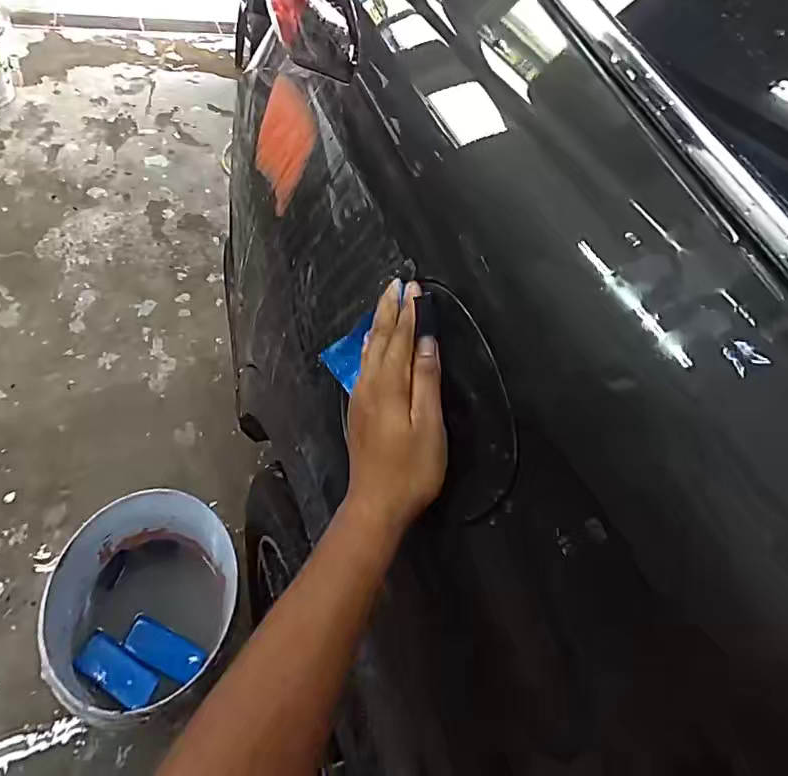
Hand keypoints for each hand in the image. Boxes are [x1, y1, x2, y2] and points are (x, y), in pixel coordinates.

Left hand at [343, 280, 446, 534]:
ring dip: (380, 322)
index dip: (410, 312)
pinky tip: (370, 340)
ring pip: (370, 348)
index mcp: (391, 385)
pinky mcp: (359, 407)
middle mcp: (371, 384)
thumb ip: (427, 381)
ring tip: (386, 301)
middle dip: (391, 309)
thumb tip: (428, 342)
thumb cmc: (411, 469)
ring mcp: (362, 395)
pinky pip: (364, 362)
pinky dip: (370, 343)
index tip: (415, 287)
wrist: (375, 504)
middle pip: (382, 337)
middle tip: (398, 283)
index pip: (402, 338)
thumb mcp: (429, 426)